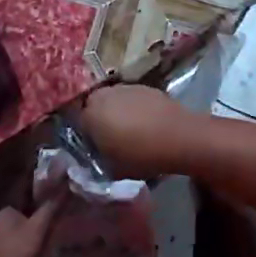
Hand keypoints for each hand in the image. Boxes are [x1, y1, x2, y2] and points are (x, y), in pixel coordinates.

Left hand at [0, 197, 62, 256]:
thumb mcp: (38, 233)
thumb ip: (51, 207)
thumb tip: (66, 181)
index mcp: (2, 213)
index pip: (25, 194)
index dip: (44, 193)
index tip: (62, 195)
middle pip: (23, 214)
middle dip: (41, 216)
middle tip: (62, 219)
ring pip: (21, 233)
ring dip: (36, 235)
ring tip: (55, 239)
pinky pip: (17, 249)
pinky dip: (29, 250)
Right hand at [78, 84, 195, 179]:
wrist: (179, 135)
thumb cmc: (141, 155)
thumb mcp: (113, 169)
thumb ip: (96, 163)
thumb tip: (92, 159)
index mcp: (90, 114)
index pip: (76, 122)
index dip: (85, 135)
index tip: (94, 147)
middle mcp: (102, 95)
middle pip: (92, 106)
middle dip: (98, 120)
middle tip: (109, 139)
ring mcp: (123, 88)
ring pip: (112, 101)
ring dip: (115, 112)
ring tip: (129, 131)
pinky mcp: (142, 86)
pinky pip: (129, 98)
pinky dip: (132, 108)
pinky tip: (144, 123)